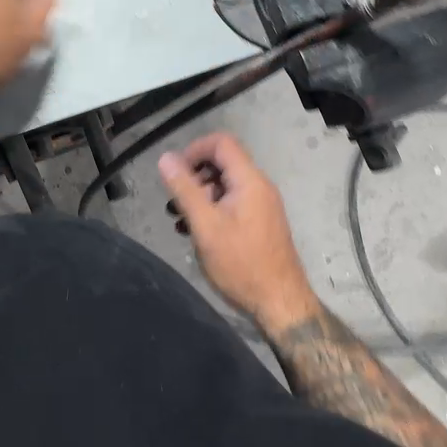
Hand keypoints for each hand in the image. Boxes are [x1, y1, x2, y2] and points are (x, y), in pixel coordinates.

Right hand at [159, 132, 319, 334]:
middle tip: (176, 201)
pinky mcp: (260, 222)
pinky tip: (196, 231)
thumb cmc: (241, 263)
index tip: (176, 173)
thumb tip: (166, 158)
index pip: (221, 142)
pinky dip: (212, 208)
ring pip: (225, 184)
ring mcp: (262, 205)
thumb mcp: (205, 225)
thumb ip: (185, 189)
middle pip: (222, 162)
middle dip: (194, 175)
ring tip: (180, 219)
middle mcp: (259, 186)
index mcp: (249, 180)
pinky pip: (232, 202)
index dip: (194, 150)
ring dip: (200, 195)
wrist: (280, 304)